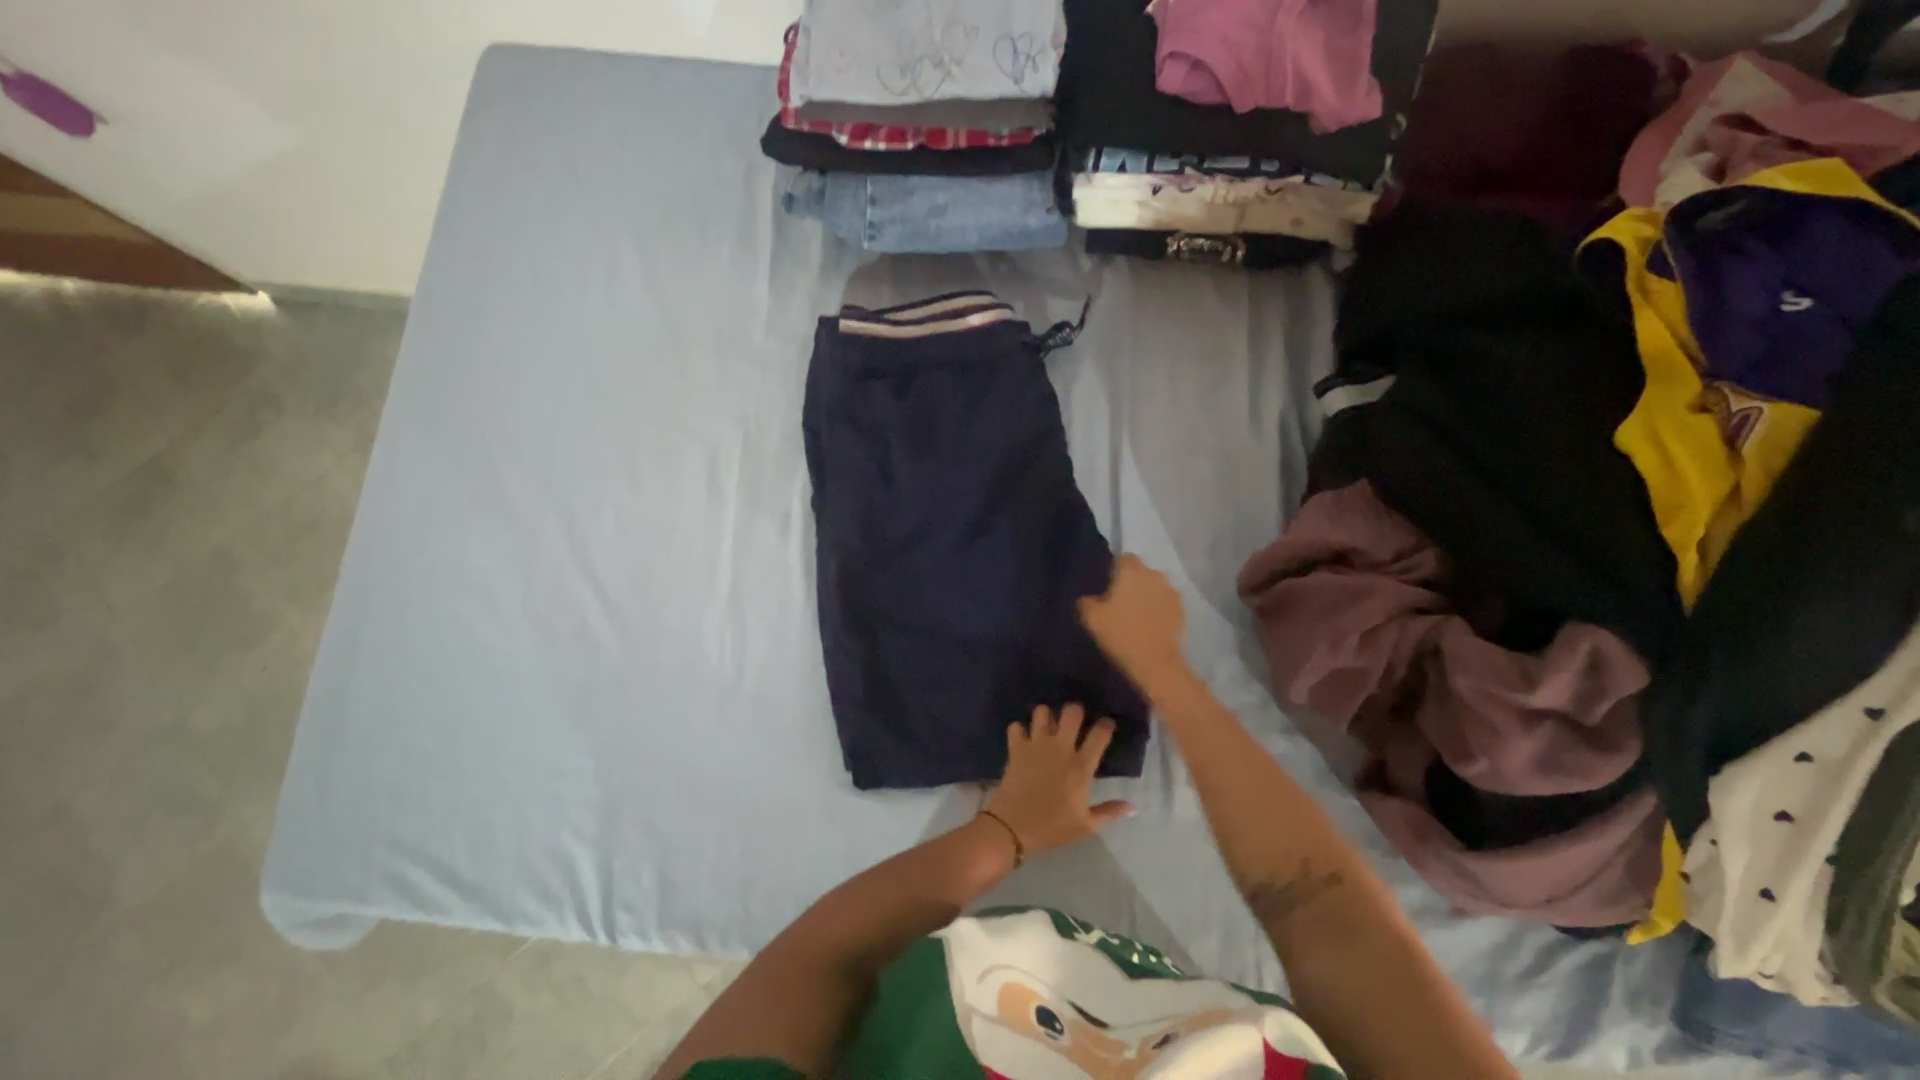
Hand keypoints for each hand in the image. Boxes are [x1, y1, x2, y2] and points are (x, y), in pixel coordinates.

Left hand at [982, 704, 1132, 856]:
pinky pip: (1016, 726)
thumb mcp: (1086, 825)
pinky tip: (1023, 738)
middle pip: (1071, 712)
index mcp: (1081, 766)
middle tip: (1075, 721)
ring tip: (1047, 726)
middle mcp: (1060, 749)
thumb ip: (1109, 812)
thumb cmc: (1053, 826)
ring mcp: (1036, 745)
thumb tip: (1132, 806)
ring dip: (1046, 716)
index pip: (1100, 734)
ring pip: (1042, 712)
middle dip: (1075, 711)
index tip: (1107, 725)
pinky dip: (1019, 730)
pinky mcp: (1016, 748)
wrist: (1013, 827)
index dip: (1106, 725)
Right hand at [1078, 554, 1187, 690]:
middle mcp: (1154, 574)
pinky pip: (1166, 601)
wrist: (1155, 661)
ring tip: (1138, 613)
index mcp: (1131, 571)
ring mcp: (1171, 591)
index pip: (1123, 558)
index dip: (1115, 570)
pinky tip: (1152, 623)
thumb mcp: (1091, 618)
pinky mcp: (1181, 608)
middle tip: (1121, 600)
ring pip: (1155, 586)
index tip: (1109, 586)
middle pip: (1141, 571)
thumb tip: (1088, 598)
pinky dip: (1160, 607)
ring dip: (1148, 594)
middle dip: (1133, 581)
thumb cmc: (1120, 634)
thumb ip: (1086, 601)